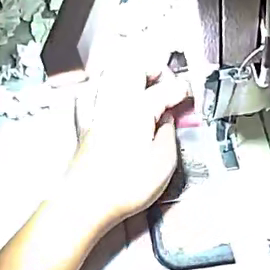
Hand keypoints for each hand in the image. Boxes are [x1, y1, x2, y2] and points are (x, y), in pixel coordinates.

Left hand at [55, 65, 189, 231]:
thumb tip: (167, 120)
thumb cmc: (122, 186)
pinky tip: (105, 91)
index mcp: (137, 109)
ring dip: (126, 70)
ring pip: (108, 74)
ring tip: (140, 78)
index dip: (180, 88)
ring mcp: (95, 113)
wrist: (86, 202)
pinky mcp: (83, 125)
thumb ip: (168, 133)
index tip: (187, 92)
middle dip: (151, 66)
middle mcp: (113, 105)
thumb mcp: (163, 162)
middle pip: (130, 67)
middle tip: (164, 77)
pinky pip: (91, 92)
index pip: (164, 88)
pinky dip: (102, 85)